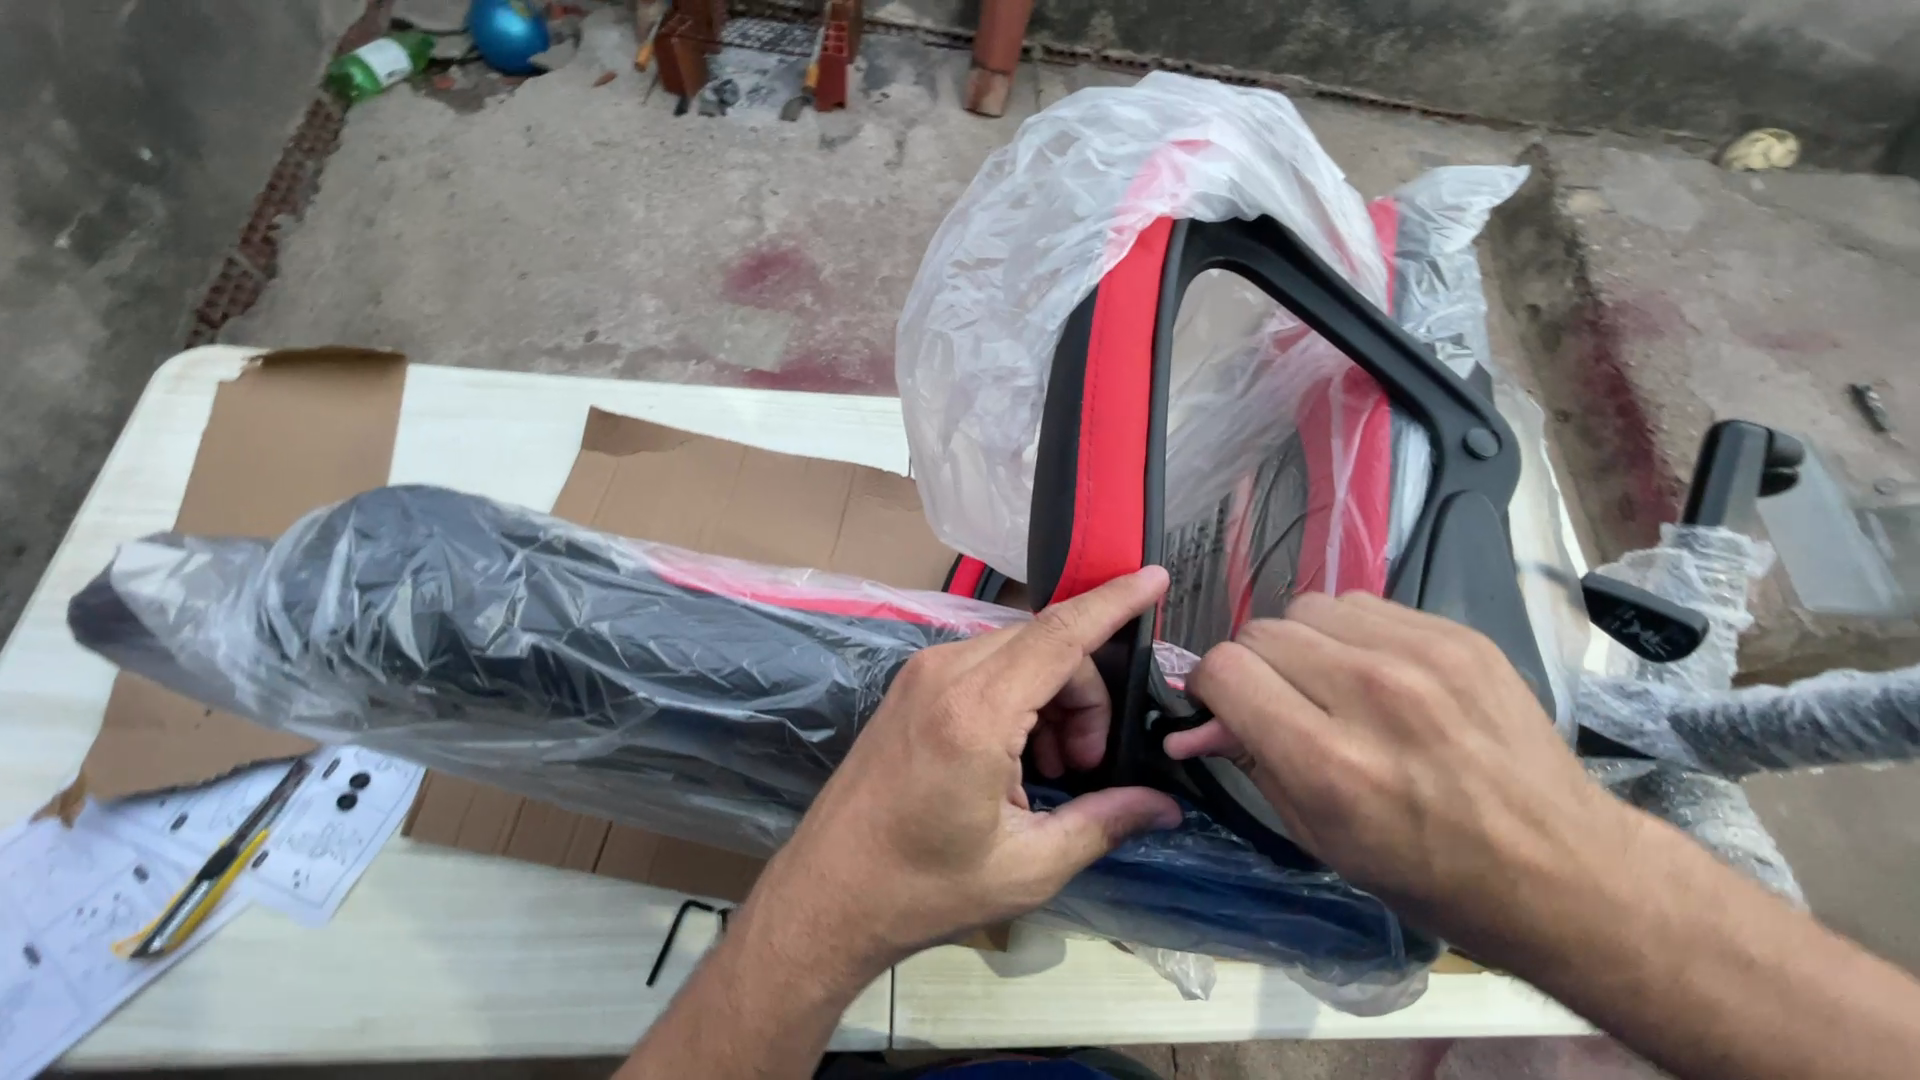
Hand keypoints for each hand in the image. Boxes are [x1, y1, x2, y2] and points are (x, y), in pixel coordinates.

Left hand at [740, 567, 1183, 982]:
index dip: (1114, 602)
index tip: (1156, 577)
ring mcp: (923, 672)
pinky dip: (1021, 695)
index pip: (1060, 634)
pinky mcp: (912, 683)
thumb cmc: (923, 886)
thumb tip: (1166, 804)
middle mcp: (945, 672)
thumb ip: (1103, 821)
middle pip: (1046, 643)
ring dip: (1055, 695)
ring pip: (1018, 650)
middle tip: (1088, 765)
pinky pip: (988, 664)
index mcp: (975, 713)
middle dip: (1088, 692)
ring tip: (1053, 767)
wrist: (829, 891)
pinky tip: (1017, 756)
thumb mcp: (1027, 866)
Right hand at [1166, 591, 1630, 948]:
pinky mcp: (1459, 635)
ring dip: (1301, 643)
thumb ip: (1251, 760)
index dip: (1209, 686)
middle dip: (1253, 666)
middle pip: (1259, 633)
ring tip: (1330, 683)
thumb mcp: (1318, 836)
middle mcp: (1371, 695)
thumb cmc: (1426, 872)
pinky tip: (1377, 672)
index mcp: (1328, 762)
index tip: (1222, 705)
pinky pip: (1364, 605)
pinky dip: (1351, 634)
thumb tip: (1195, 722)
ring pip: (1307, 608)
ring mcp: (1421, 657)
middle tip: (1279, 701)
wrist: (1562, 869)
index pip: (1225, 670)